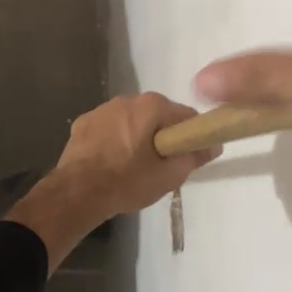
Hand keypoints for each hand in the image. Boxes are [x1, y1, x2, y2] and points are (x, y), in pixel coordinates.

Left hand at [9, 94, 217, 270]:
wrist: (78, 192)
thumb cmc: (128, 181)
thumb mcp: (169, 175)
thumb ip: (194, 156)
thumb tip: (214, 145)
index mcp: (151, 106)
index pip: (185, 115)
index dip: (190, 136)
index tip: (188, 155)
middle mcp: (126, 99)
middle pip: (156, 115)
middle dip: (162, 135)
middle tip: (161, 164)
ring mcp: (101, 109)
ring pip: (130, 120)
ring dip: (136, 135)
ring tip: (134, 165)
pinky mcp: (83, 122)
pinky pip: (108, 128)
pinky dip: (113, 139)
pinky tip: (111, 162)